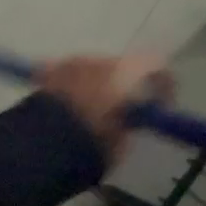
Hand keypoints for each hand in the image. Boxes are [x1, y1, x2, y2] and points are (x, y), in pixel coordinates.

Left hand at [33, 54, 175, 162]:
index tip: (162, 105)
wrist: (41, 145)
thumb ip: (129, 122)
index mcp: (124, 75)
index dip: (164, 83)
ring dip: (98, 83)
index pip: (156, 65)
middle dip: (125, 84)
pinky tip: (70, 102)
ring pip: (93, 68)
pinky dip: (74, 84)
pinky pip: (69, 73)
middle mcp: (98, 60)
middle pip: (121, 66)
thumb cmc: (90, 146)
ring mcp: (70, 62)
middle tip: (122, 110)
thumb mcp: (121, 142)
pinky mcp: (48, 70)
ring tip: (91, 109)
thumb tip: (127, 117)